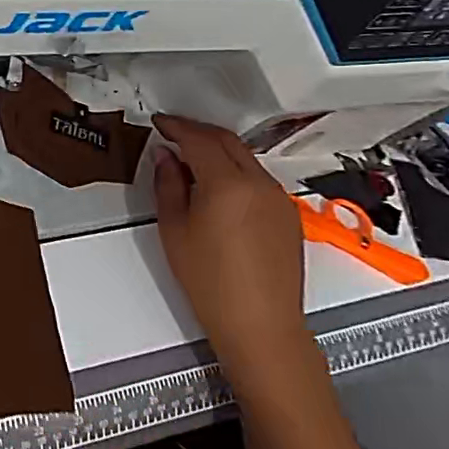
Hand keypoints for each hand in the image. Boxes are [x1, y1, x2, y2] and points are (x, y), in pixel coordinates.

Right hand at [151, 115, 308, 373]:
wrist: (259, 324)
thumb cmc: (215, 285)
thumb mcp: (174, 229)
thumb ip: (168, 184)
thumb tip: (166, 159)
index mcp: (228, 185)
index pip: (199, 139)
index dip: (176, 126)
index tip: (161, 124)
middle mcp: (259, 185)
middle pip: (226, 140)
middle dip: (197, 132)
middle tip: (173, 134)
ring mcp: (277, 199)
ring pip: (244, 157)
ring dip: (217, 151)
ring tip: (190, 163)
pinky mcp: (286, 214)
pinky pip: (258, 178)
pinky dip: (235, 171)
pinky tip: (216, 187)